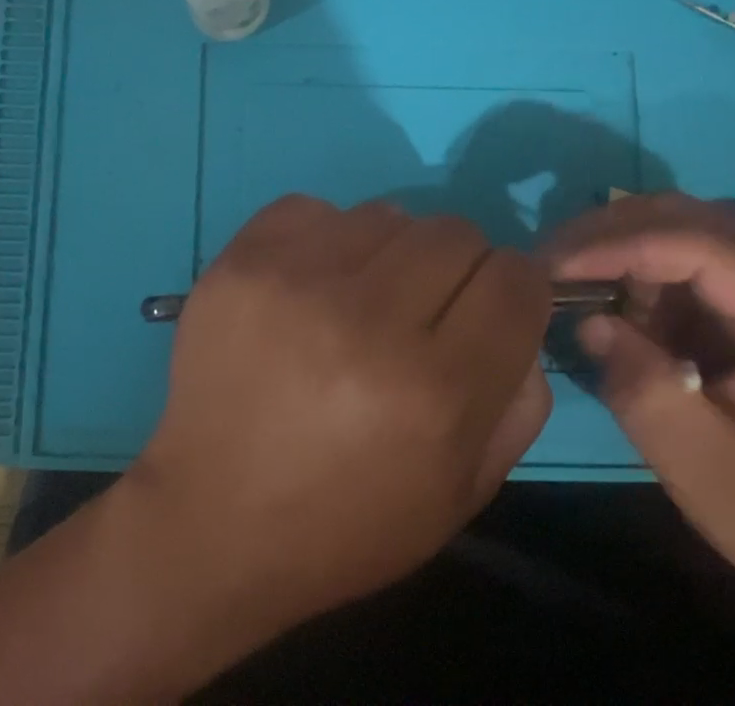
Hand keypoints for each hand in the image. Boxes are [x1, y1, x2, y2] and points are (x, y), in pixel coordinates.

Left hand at [130, 195, 553, 621]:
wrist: (215, 523)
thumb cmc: (349, 525)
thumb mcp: (465, 492)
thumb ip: (519, 400)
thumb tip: (517, 318)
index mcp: (436, 389)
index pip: (515, 280)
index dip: (514, 293)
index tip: (491, 313)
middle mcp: (368, 320)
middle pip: (456, 234)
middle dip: (457, 270)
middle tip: (421, 314)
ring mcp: (295, 283)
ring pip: (387, 213)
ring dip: (389, 254)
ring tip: (357, 305)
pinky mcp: (240, 264)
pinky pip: (313, 209)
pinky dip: (324, 240)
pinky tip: (307, 291)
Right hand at [543, 194, 734, 603]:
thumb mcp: (707, 471)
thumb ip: (646, 393)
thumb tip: (590, 323)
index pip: (703, 246)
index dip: (618, 246)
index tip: (547, 267)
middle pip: (692, 221)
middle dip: (609, 235)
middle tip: (540, 266)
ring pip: (680, 231)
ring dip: (616, 250)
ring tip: (559, 282)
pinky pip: (680, 265)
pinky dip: (631, 275)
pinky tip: (597, 300)